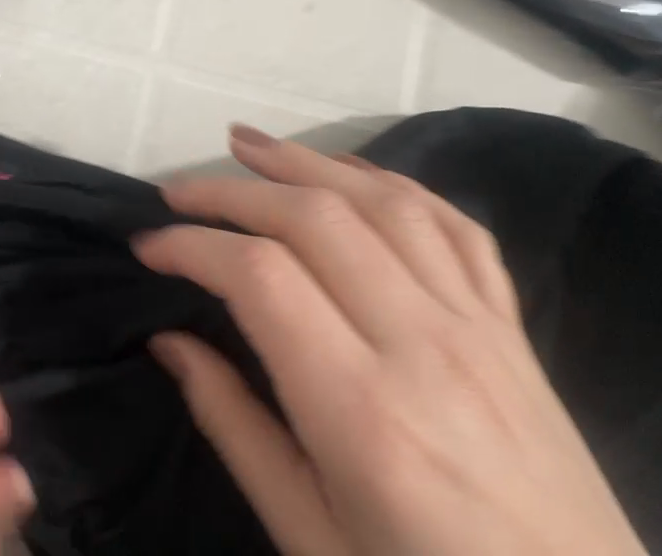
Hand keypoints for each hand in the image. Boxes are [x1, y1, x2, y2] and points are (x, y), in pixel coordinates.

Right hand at [134, 126, 647, 555]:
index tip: (147, 247)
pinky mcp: (514, 333)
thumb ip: (233, 425)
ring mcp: (480, 331)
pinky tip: (351, 173)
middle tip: (176, 191)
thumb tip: (169, 340)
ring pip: (387, 204)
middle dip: (232, 190)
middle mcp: (423, 347)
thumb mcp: (306, 532)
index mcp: (360, 409)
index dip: (191, 244)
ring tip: (247, 145)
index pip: (259, 276)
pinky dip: (395, 185)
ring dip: (308, 162)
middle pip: (316, 219)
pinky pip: (457, 229)